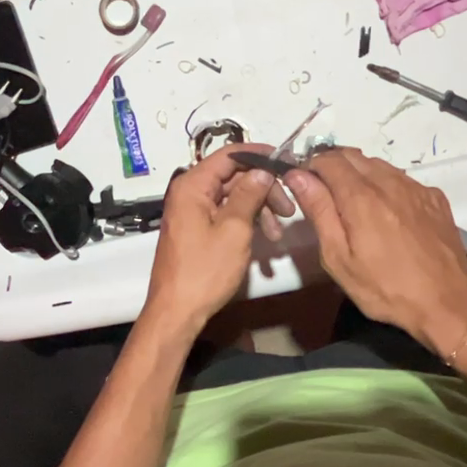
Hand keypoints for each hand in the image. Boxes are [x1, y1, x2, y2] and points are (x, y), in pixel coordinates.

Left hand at [141, 144, 285, 335]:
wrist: (177, 311)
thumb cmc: (205, 271)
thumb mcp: (234, 230)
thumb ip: (248, 195)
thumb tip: (262, 170)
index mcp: (192, 186)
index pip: (229, 155)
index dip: (259, 155)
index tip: (287, 163)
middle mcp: (189, 193)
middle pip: (233, 177)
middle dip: (263, 190)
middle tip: (288, 210)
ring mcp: (192, 212)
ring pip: (232, 198)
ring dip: (258, 210)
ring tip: (277, 234)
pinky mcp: (196, 230)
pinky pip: (224, 215)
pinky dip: (245, 223)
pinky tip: (264, 240)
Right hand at [284, 147, 466, 355]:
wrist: (446, 302)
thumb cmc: (384, 288)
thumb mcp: (339, 258)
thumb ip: (319, 212)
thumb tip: (298, 176)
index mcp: (361, 197)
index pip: (328, 161)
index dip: (310, 167)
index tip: (302, 184)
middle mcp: (389, 183)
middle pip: (352, 156)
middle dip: (332, 166)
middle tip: (323, 193)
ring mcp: (416, 188)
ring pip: (378, 165)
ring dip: (358, 173)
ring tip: (352, 203)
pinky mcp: (434, 198)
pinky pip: (402, 179)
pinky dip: (384, 184)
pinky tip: (385, 210)